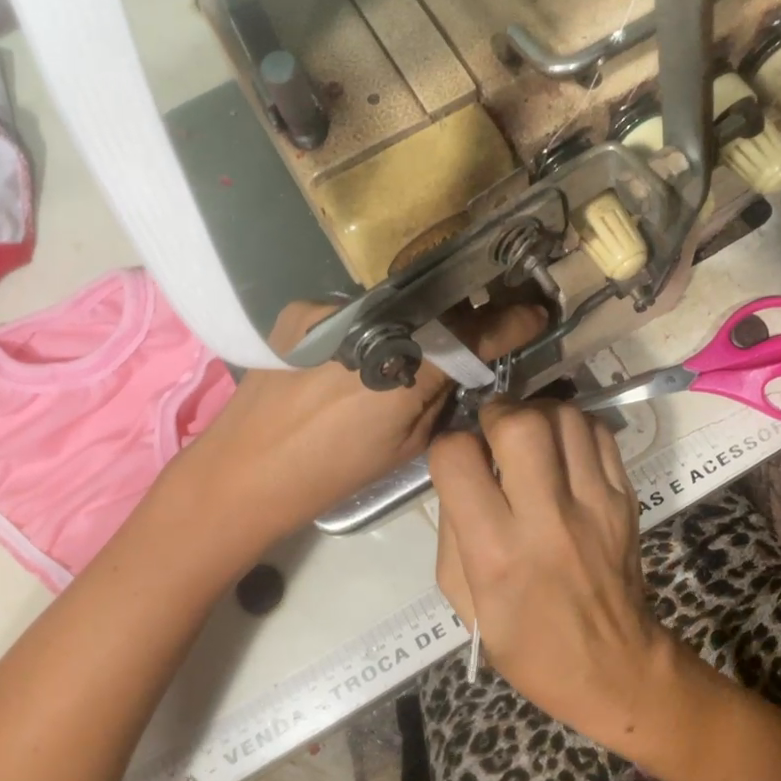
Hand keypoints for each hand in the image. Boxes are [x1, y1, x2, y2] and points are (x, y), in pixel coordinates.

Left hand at [171, 302, 543, 545]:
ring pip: (392, 307)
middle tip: (482, 325)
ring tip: (407, 349)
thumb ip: (439, 398)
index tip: (536, 312)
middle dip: (462, 316)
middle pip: (436, 308)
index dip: (510, 322)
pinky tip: (352, 356)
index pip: (473, 333)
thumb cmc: (333, 472)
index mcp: (405, 370)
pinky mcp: (303, 312)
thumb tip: (462, 369)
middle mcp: (374, 328)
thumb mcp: (408, 447)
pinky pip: (352, 313)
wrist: (244, 472)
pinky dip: (363, 329)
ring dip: (410, 323)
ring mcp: (333, 313)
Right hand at [429, 401, 678, 747]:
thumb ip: (451, 531)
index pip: (457, 458)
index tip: (457, 463)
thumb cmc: (527, 643)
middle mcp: (547, 520)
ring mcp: (594, 505)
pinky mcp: (625, 497)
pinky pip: (598, 432)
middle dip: (497, 413)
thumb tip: (458, 471)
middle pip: (521, 424)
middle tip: (492, 431)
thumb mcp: (463, 604)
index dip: (448, 448)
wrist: (613, 667)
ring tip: (528, 436)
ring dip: (537, 414)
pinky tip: (561, 449)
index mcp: (496, 552)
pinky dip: (573, 428)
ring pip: (565, 417)